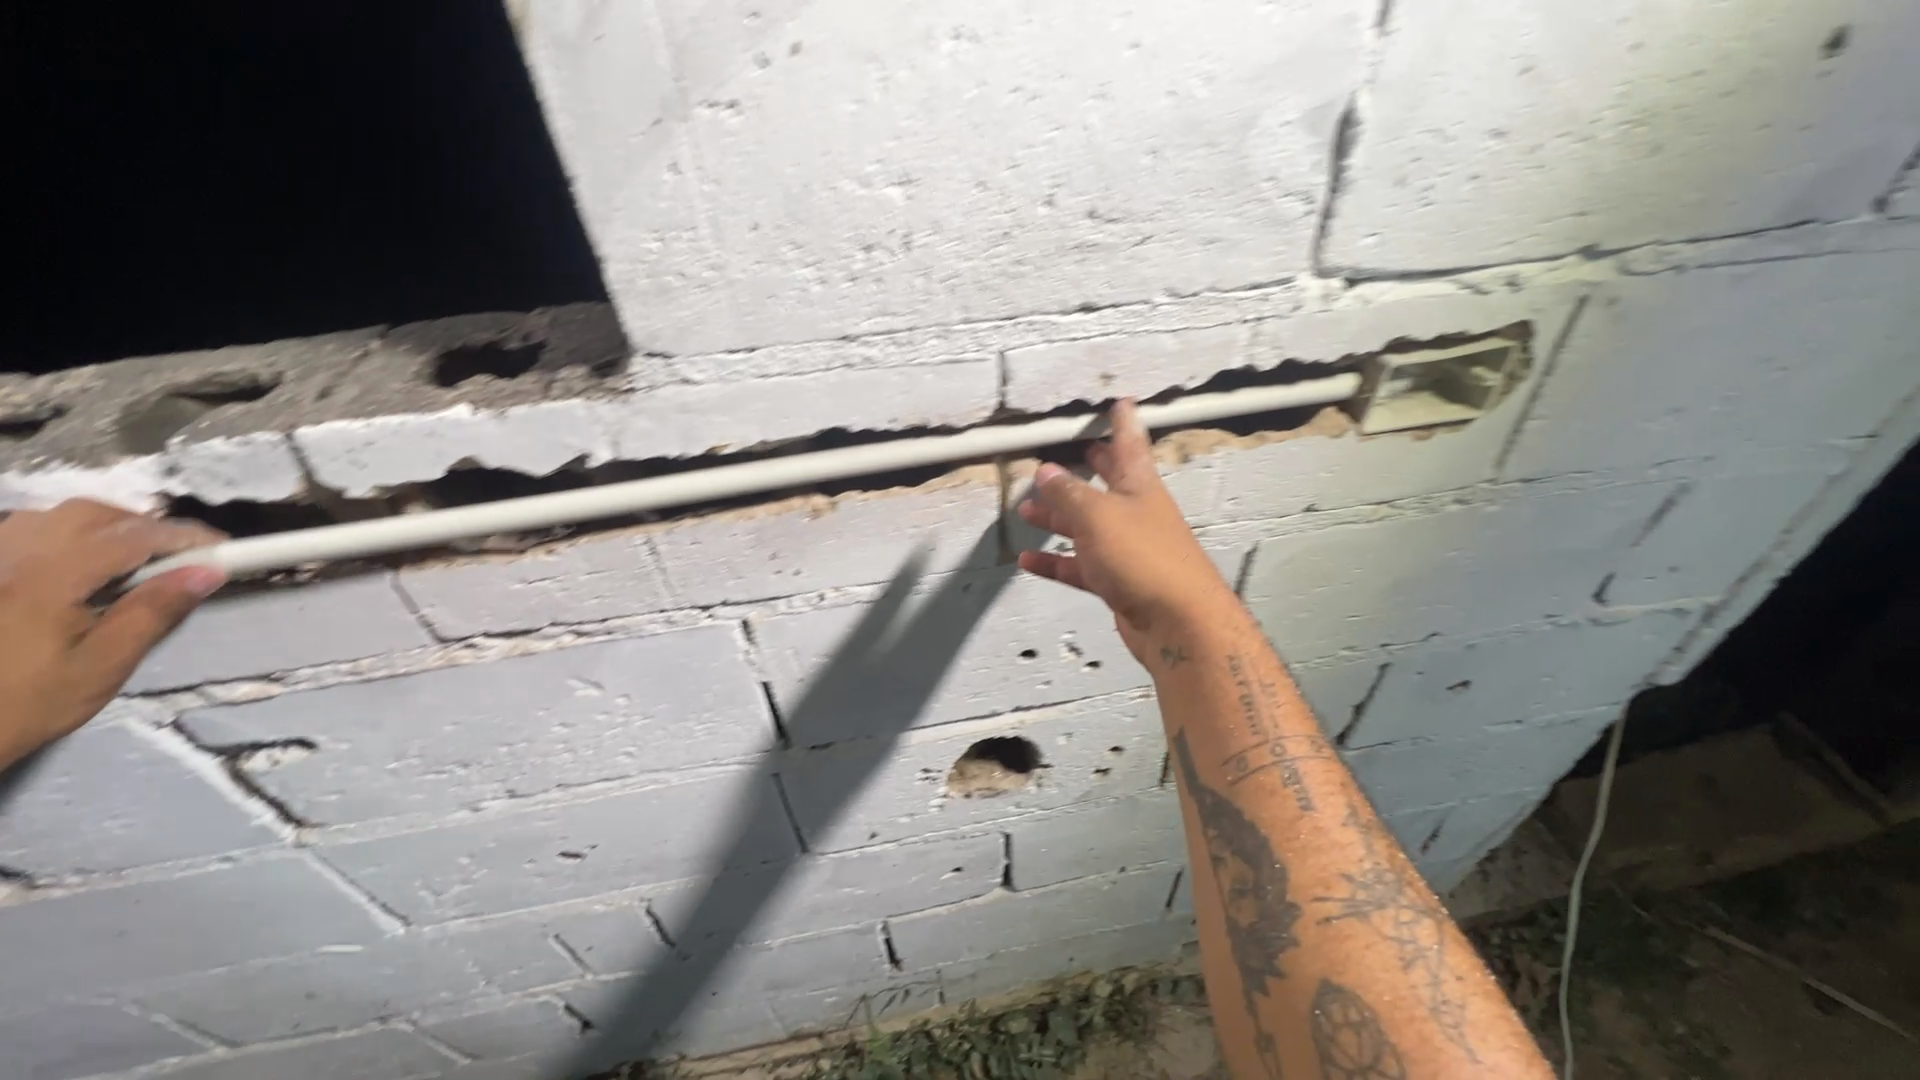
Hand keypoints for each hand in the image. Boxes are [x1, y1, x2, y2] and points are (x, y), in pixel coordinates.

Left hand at [0, 499, 225, 770]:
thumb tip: (208, 571)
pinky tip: (78, 567)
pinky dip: (64, 538)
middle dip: (143, 528)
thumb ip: (153, 612)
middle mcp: (10, 557)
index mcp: (47, 580)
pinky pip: (22, 534)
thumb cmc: (26, 703)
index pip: (133, 538)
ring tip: (131, 562)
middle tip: (177, 557)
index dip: (186, 536)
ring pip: (52, 518)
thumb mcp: (103, 665)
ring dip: (103, 530)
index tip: (226, 548)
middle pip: (90, 516)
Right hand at [1016, 399, 1239, 658]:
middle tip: (1066, 453)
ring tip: (1027, 509)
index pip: (1129, 443)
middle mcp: (1135, 513)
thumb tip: (1045, 471)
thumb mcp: (1098, 516)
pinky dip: (1055, 561)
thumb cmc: (1142, 557)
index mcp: (1138, 486)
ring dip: (1058, 517)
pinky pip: (1080, 565)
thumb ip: (1068, 494)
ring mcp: (1127, 549)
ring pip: (1087, 526)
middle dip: (1086, 468)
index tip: (1120, 402)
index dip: (1122, 422)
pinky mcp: (1117, 581)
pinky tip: (1029, 560)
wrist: (1176, 622)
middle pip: (1106, 484)